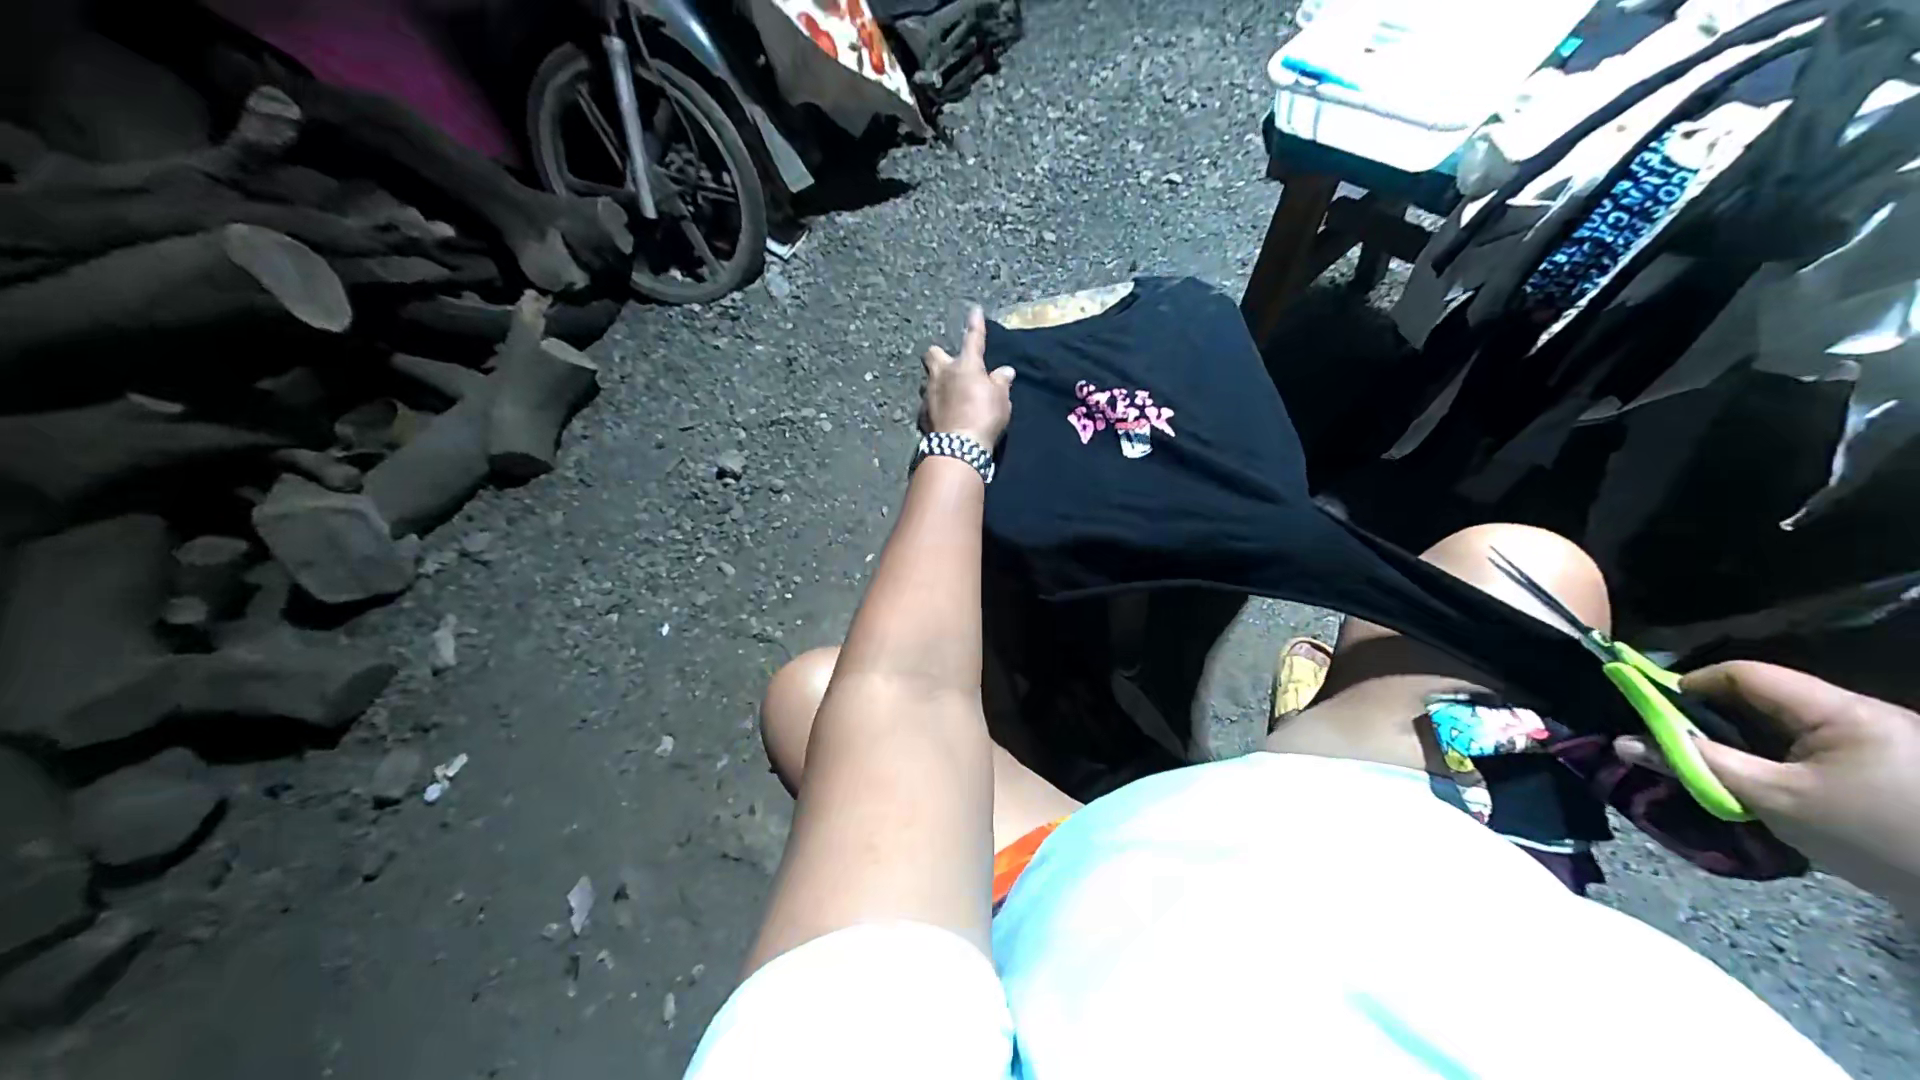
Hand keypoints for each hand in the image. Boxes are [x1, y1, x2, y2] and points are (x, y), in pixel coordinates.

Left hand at [921, 305, 1014, 448]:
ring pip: (928, 380)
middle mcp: (942, 374)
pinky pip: (928, 404)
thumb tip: (1005, 372)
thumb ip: (1001, 382)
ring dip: (937, 384)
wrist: (958, 447)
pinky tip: (944, 416)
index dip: (975, 324)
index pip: (973, 338)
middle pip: (933, 354)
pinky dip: (936, 407)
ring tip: (950, 395)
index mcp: (965, 365)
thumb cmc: (984, 417)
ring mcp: (929, 394)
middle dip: (939, 355)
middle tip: (950, 365)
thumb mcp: (1001, 399)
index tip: (975, 311)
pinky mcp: (922, 414)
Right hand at [1616, 661, 1919, 909]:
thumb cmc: (1872, 837)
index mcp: (1842, 710)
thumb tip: (1624, 743)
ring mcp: (1884, 741)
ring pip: (1785, 724)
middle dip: (1713, 717)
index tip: (1655, 712)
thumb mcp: (1773, 800)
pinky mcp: (1892, 767)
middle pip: (1765, 698)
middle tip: (1677, 742)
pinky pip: (1813, 745)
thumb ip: (1695, 764)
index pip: (1746, 674)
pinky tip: (1766, 782)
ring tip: (1718, 765)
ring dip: (1744, 740)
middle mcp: (1864, 714)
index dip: (1692, 685)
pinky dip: (1776, 756)